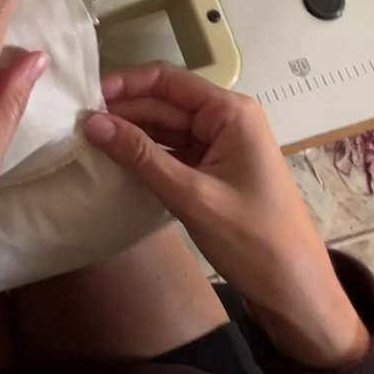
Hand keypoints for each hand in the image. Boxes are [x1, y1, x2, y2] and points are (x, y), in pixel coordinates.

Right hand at [83, 62, 369, 367]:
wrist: (296, 294)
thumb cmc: (253, 240)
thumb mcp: (192, 196)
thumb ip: (141, 156)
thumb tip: (92, 123)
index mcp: (230, 112)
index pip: (168, 79)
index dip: (126, 83)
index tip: (87, 96)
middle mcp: (225, 118)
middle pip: (164, 101)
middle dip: (123, 109)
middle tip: (77, 122)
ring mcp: (220, 144)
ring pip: (165, 126)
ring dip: (130, 131)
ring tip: (87, 138)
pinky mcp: (213, 168)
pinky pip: (172, 149)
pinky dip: (145, 153)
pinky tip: (115, 159)